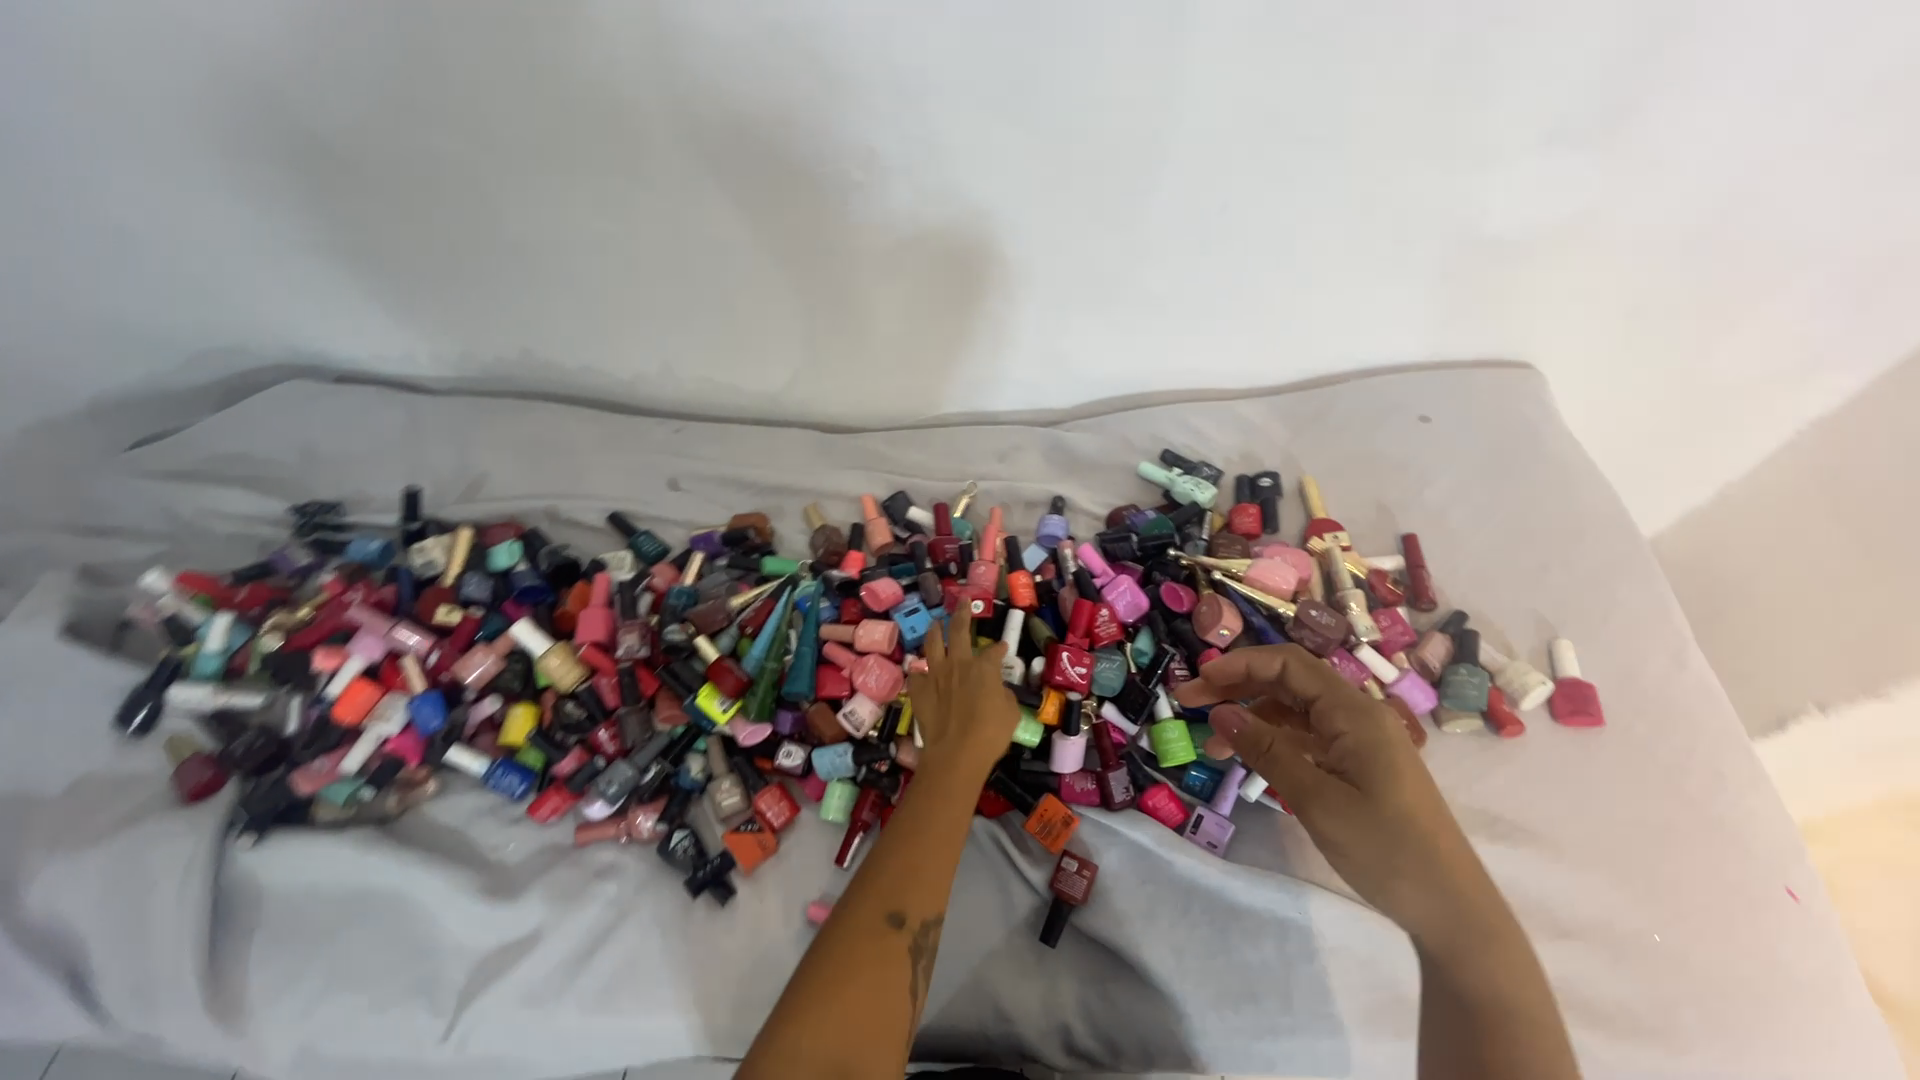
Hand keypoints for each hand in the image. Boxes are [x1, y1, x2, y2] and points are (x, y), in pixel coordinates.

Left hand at [907, 605, 1019, 783]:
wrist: (956, 753)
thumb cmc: (990, 734)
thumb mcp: (1010, 713)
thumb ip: (1003, 695)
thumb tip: (996, 690)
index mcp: (984, 668)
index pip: (994, 651)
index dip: (999, 648)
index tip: (1002, 647)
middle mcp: (959, 664)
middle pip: (959, 630)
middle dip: (962, 613)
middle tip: (962, 601)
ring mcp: (935, 675)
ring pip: (932, 644)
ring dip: (935, 630)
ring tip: (936, 622)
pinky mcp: (919, 690)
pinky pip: (916, 674)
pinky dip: (919, 670)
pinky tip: (919, 669)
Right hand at [1173, 644, 1499, 942]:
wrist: (1450, 907)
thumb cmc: (1385, 849)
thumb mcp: (1316, 800)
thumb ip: (1266, 750)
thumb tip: (1219, 712)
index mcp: (1353, 712)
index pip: (1288, 664)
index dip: (1239, 664)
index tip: (1197, 682)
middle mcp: (1358, 716)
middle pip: (1289, 681)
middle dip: (1237, 685)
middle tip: (1188, 702)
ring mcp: (1361, 741)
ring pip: (1296, 710)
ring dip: (1251, 716)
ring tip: (1211, 743)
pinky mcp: (1360, 766)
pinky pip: (1308, 737)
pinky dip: (1274, 740)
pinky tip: (1249, 758)